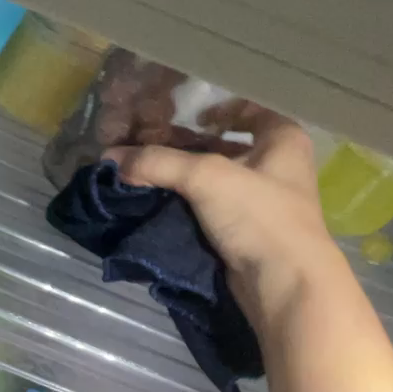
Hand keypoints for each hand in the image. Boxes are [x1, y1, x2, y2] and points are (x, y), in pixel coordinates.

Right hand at [105, 104, 348, 331]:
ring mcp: (259, 202)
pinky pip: (207, 211)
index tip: (186, 120)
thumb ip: (158, 164)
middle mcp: (275, 166)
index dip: (219, 110)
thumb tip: (109, 157)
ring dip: (180, 182)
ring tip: (144, 182)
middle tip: (148, 153)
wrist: (281, 281)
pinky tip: (157, 210)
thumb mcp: (206, 179)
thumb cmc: (259, 218)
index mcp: (283, 140)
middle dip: (186, 150)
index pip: (252, 110)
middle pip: (224, 147)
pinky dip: (183, 208)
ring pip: (213, 182)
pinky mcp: (242, 233)